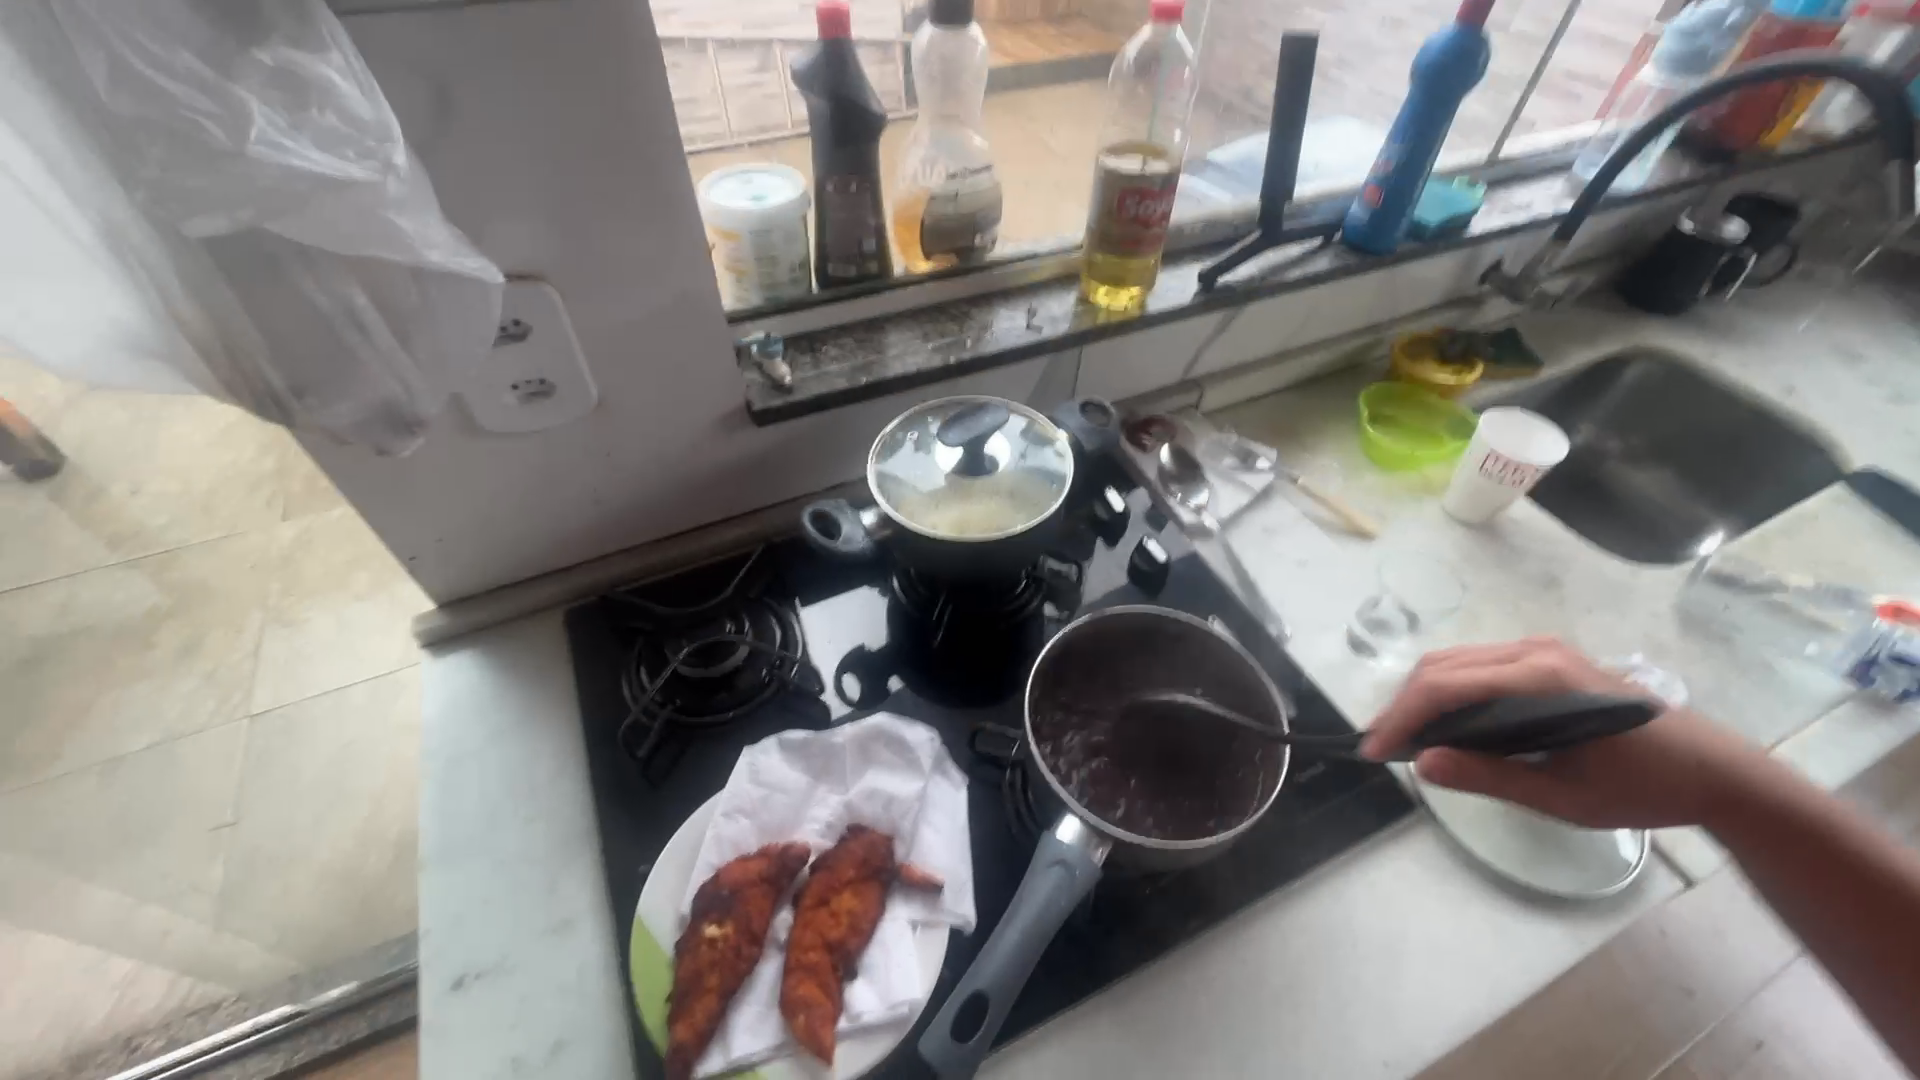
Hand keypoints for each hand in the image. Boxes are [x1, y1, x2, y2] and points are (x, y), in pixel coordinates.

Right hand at [1361, 638, 1768, 829]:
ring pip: (1452, 662)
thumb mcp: (1565, 798)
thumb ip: (1491, 778)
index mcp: (1541, 680)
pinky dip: (1445, 691)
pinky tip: (1441, 721)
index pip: (1445, 687)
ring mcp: (1539, 649)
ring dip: (1420, 696)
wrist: (1717, 771)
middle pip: (1441, 667)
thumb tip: (1422, 764)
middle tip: (1382, 745)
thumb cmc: (1645, 789)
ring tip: (1403, 735)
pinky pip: (1474, 665)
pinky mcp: (1542, 657)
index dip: (1401, 717)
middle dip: (1403, 705)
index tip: (1374, 751)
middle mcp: (1534, 651)